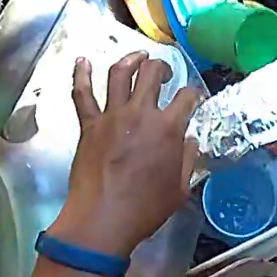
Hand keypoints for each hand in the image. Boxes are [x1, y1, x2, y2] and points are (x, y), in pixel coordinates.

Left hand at [50, 53, 203, 259]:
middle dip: (162, 66)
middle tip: (165, 72)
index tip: (195, 97)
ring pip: (120, 74)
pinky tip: (82, 60)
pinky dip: (81, 75)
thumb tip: (190, 141)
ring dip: (131, 59)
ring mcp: (112, 116)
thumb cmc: (145, 208)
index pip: (187, 96)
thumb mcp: (180, 187)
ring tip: (138, 56)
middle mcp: (141, 113)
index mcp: (168, 128)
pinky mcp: (89, 125)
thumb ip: (188, 159)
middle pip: (152, 73)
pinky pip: (82, 94)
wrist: (102, 220)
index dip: (195, 93)